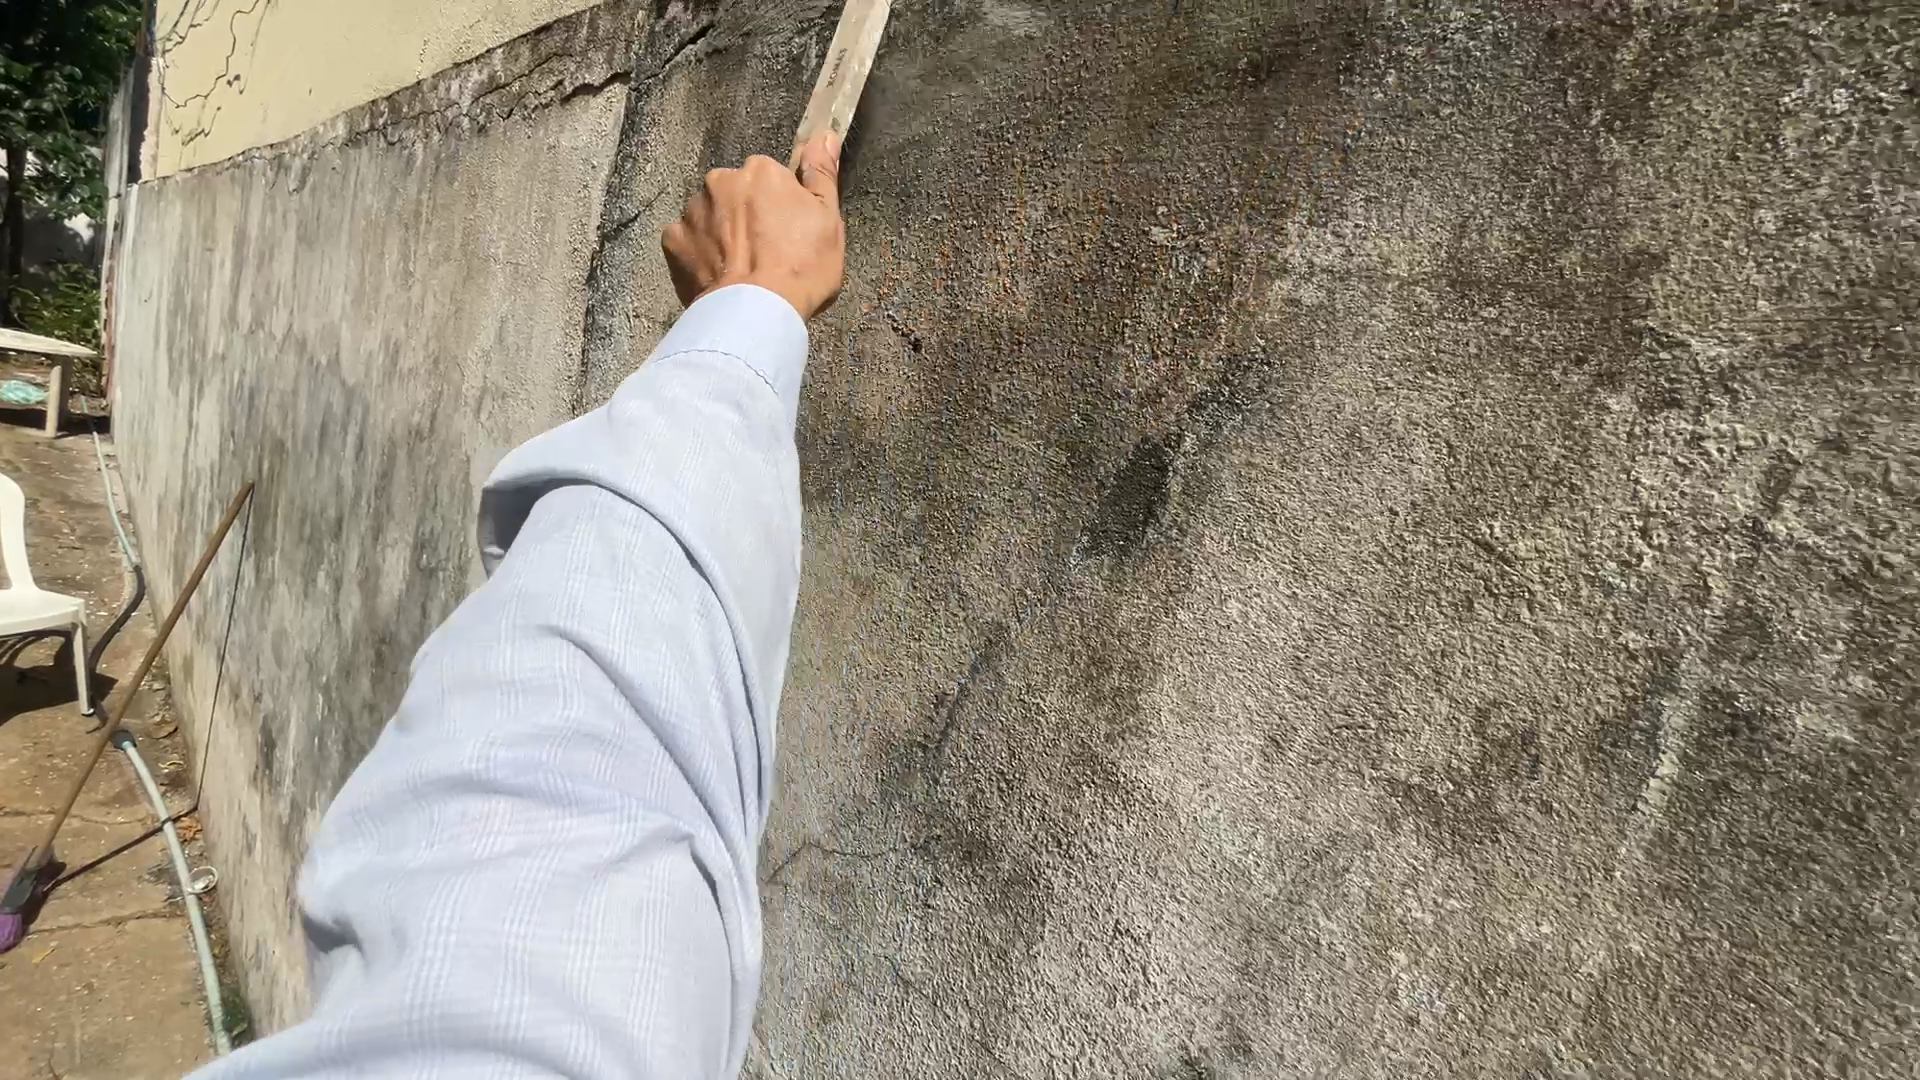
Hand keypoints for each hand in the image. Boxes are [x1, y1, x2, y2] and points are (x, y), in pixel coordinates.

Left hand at [661, 133, 845, 320]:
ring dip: (722, 236)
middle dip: (747, 218)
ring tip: (743, 272)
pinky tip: (720, 278)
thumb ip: (822, 175)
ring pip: (710, 217)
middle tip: (767, 257)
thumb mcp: (829, 222)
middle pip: (736, 195)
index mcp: (761, 172)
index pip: (771, 180)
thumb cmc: (801, 268)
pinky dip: (700, 257)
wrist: (758, 312)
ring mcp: (693, 210)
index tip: (790, 235)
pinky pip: (687, 243)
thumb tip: (825, 136)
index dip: (782, 209)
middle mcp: (721, 180)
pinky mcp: (674, 242)